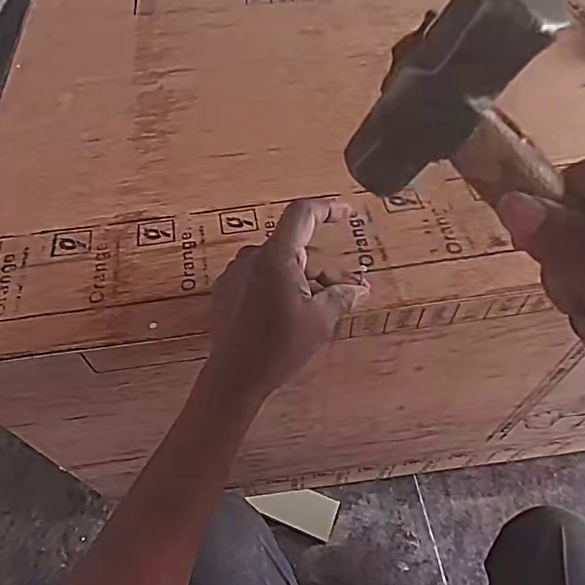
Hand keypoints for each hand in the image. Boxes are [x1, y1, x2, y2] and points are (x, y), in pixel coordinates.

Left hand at [204, 198, 369, 407]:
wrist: (235, 376)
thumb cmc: (276, 348)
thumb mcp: (320, 320)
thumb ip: (341, 296)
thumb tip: (358, 289)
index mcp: (275, 258)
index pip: (302, 214)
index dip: (328, 209)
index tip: (346, 213)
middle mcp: (251, 259)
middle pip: (296, 249)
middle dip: (325, 270)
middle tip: (349, 292)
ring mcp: (235, 274)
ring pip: (279, 265)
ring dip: (304, 280)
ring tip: (324, 308)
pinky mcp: (227, 291)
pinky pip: (260, 278)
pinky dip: (281, 287)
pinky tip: (294, 312)